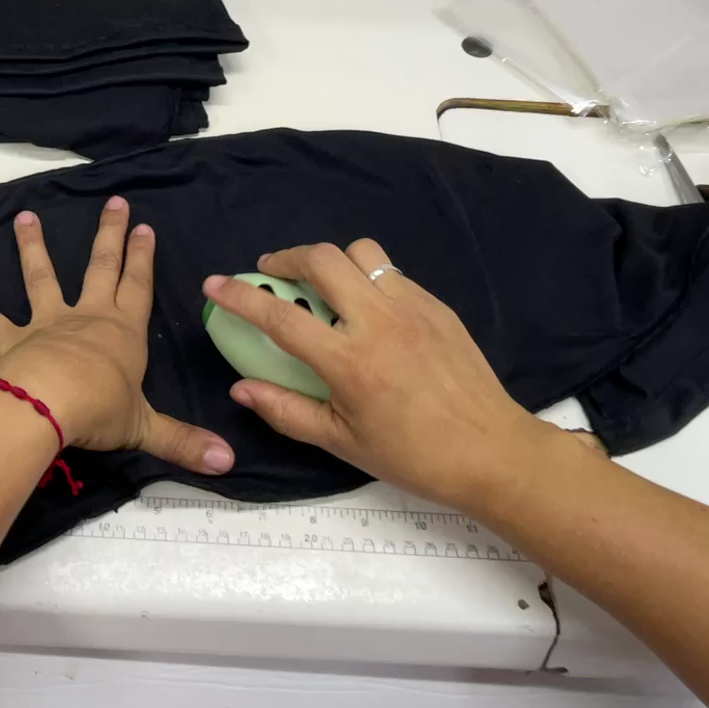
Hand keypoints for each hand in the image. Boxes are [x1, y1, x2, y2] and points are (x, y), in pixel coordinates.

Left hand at [0, 196, 234, 475]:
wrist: (48, 406)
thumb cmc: (100, 410)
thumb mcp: (146, 427)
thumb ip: (184, 441)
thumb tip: (229, 462)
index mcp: (122, 331)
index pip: (138, 285)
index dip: (143, 257)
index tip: (144, 226)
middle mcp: (87, 317)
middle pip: (101, 267)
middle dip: (109, 235)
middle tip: (112, 202)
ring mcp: (46, 323)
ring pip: (40, 277)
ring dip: (33, 246)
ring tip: (25, 217)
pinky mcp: (12, 339)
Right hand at [201, 239, 561, 509]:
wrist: (493, 451)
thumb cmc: (413, 455)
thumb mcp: (342, 442)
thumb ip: (286, 410)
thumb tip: (241, 388)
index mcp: (350, 362)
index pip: (281, 317)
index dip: (241, 296)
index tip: (215, 283)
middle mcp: (378, 321)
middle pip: (322, 258)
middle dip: (286, 256)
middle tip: (272, 271)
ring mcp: (412, 307)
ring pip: (361, 252)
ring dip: (332, 261)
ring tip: (324, 286)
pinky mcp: (436, 305)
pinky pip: (391, 272)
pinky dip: (367, 278)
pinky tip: (368, 310)